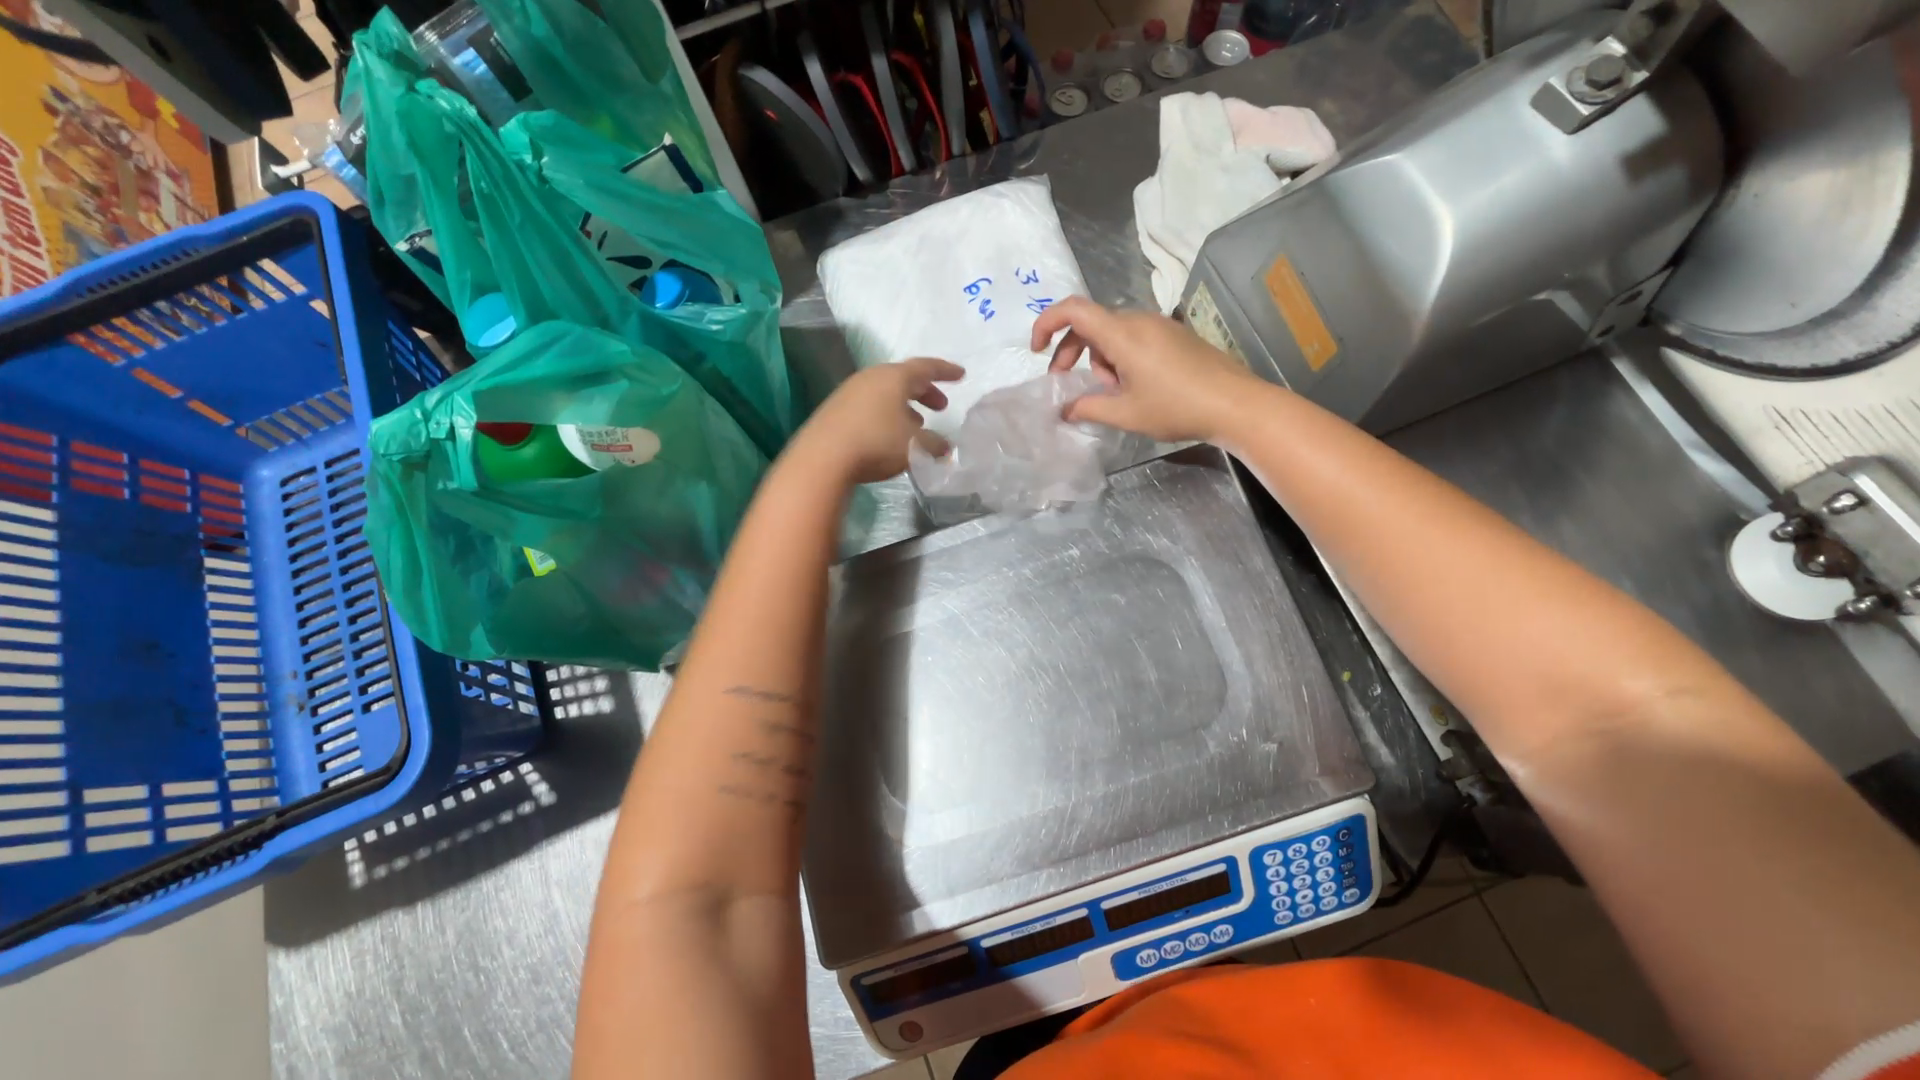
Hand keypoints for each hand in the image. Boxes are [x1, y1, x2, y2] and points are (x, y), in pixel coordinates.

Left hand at [785, 357, 964, 484]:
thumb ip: (934, 445)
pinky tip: (889, 435)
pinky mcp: (835, 411)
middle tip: (940, 406)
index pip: (925, 367)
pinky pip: (869, 406)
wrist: (823, 458)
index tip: (960, 375)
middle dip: (924, 391)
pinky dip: (886, 415)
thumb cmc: (877, 443)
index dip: (944, 371)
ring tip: (916, 424)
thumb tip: (945, 447)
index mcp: (893, 377)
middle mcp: (870, 378)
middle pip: (902, 379)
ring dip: (904, 406)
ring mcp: (849, 393)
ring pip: (884, 394)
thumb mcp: (915, 446)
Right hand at [1030, 296, 1265, 443]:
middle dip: (1071, 350)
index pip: (1073, 310)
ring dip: (1099, 358)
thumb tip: (1064, 410)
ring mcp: (1159, 325)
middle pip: (1091, 323)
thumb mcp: (1126, 414)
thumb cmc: (1177, 407)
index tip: (1036, 349)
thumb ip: (1089, 408)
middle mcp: (1138, 320)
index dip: (1047, 323)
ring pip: (1112, 332)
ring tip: (1111, 392)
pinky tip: (1133, 386)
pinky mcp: (1174, 335)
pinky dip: (1120, 356)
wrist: (1235, 404)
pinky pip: (1134, 336)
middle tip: (1065, 381)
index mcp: (1122, 334)